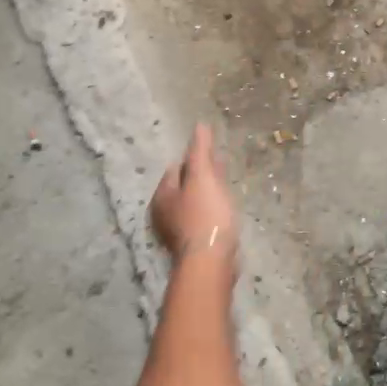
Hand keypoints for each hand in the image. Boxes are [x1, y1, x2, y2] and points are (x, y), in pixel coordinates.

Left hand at [150, 124, 238, 276]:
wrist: (209, 260)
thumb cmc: (204, 214)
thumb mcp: (203, 177)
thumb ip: (200, 151)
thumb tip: (199, 125)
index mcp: (162, 195)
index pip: (175, 168)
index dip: (192, 158)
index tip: (210, 152)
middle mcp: (164, 213)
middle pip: (182, 186)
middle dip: (198, 174)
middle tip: (217, 164)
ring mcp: (177, 230)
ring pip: (192, 202)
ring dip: (205, 191)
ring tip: (224, 183)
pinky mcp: (192, 243)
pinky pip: (201, 216)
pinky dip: (210, 207)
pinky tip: (223, 206)